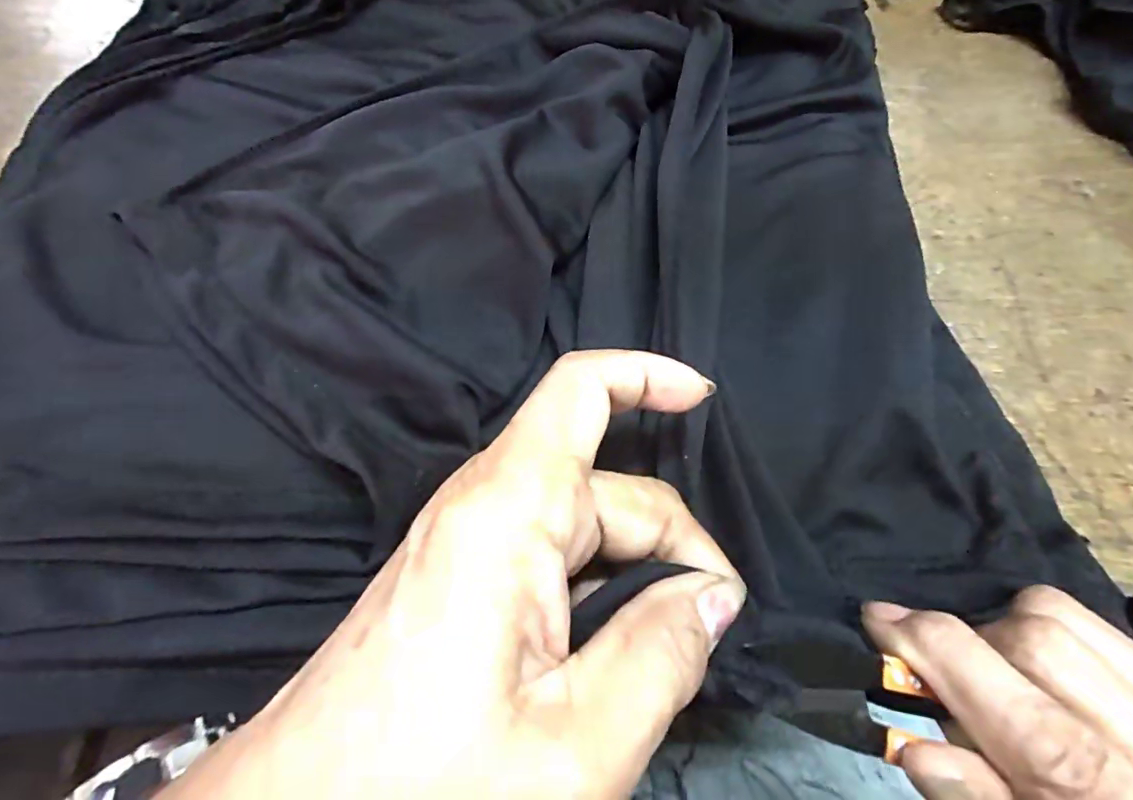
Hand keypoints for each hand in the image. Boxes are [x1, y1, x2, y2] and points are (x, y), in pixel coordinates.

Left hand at [160, 350, 746, 799]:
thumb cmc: (417, 798)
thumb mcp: (571, 749)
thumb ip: (662, 657)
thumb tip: (715, 596)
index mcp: (507, 511)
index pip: (581, 391)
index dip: (647, 375)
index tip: (702, 397)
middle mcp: (484, 508)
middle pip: (607, 486)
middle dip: (672, 544)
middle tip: (708, 630)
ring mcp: (466, 546)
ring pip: (584, 532)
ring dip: (638, 578)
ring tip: (665, 660)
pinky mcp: (458, 584)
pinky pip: (551, 564)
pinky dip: (600, 596)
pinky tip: (611, 664)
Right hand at [863, 588, 1132, 799]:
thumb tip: (917, 749)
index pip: (1037, 731)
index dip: (945, 663)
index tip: (879, 622)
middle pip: (1046, 641)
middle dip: (970, 640)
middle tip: (942, 674)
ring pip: (1074, 619)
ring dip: (1006, 631)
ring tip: (996, 677)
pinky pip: (1111, 635)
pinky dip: (1053, 639)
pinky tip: (1048, 680)